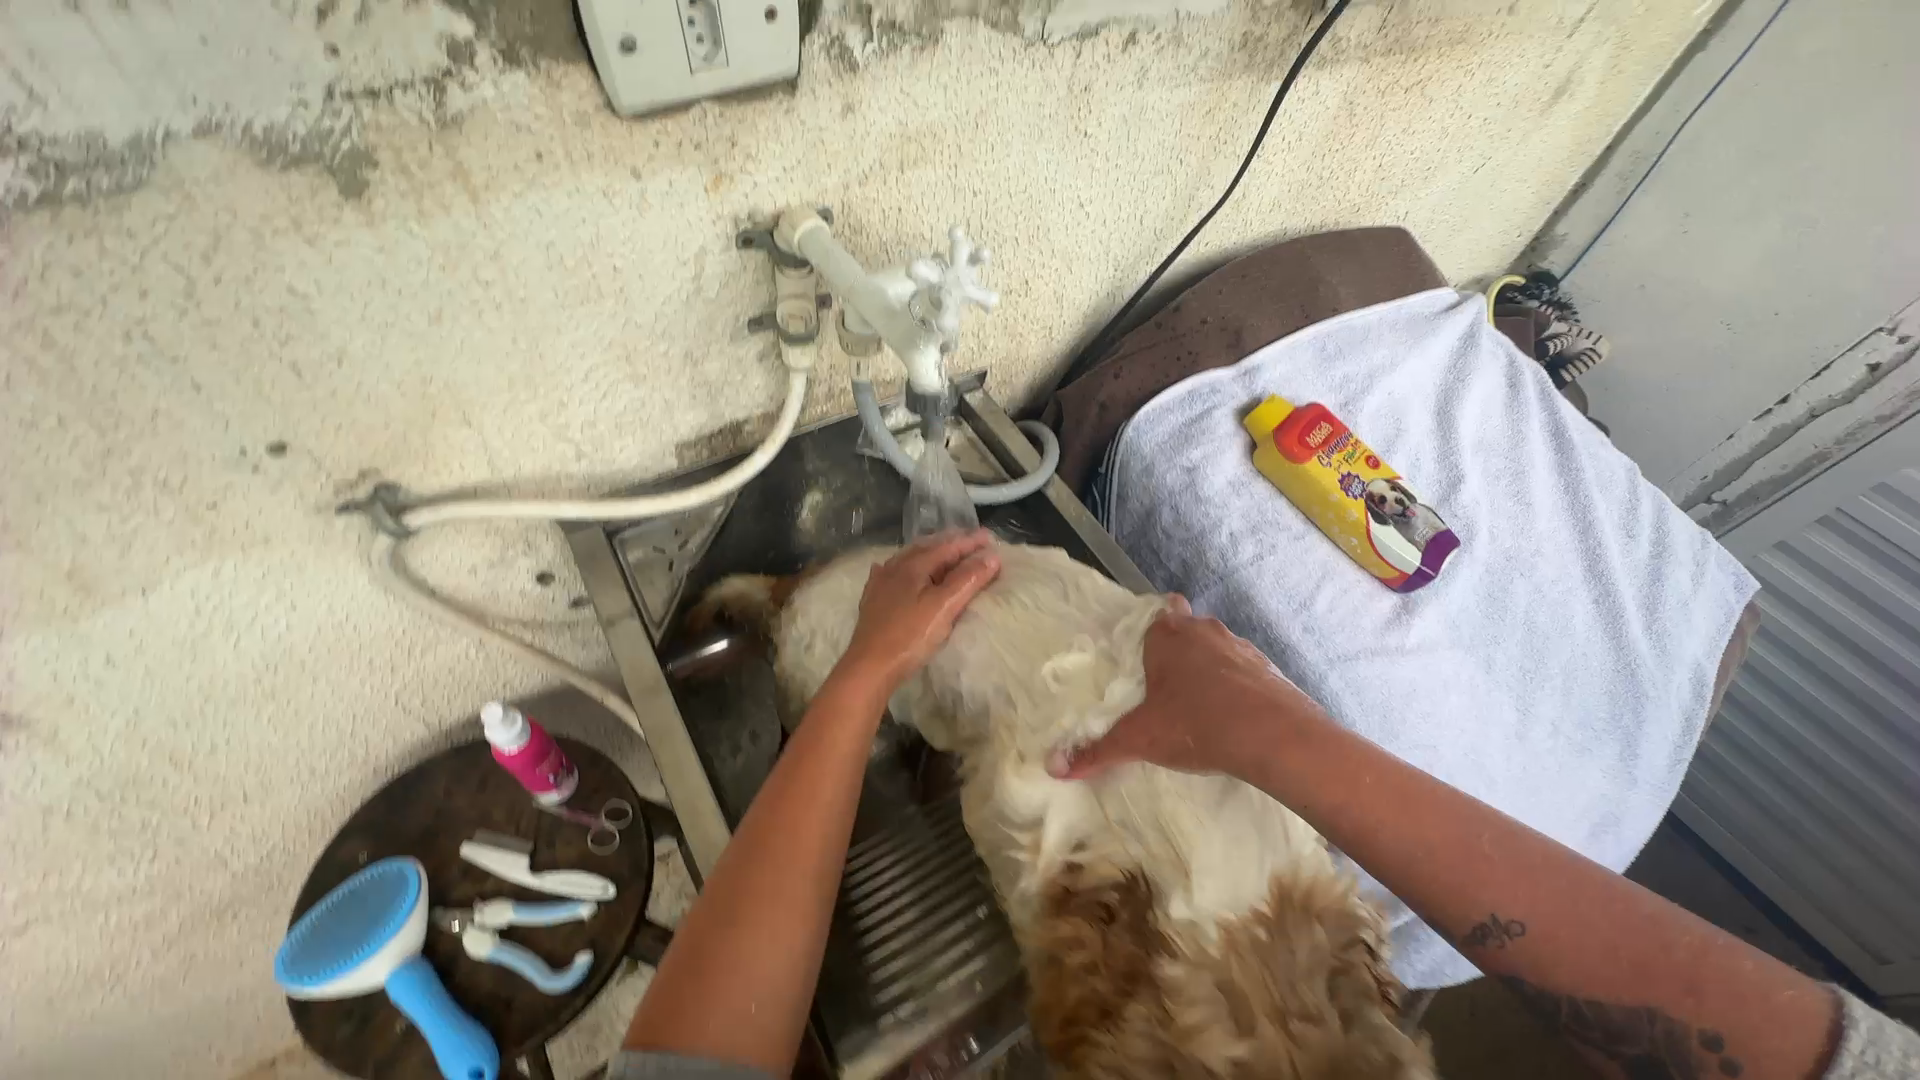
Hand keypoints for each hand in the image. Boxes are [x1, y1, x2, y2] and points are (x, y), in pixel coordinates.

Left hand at [836, 530, 1001, 693]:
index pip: (948, 547)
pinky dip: (907, 568)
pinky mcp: (873, 600)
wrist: (869, 666)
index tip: (991, 537)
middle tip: (973, 541)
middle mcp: (895, 567)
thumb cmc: (910, 636)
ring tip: (944, 553)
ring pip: (909, 559)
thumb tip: (991, 555)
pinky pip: (893, 574)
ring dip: (931, 553)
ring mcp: (881, 583)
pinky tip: (897, 569)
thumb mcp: (944, 607)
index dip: (970, 542)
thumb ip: (967, 579)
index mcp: (913, 565)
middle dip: (951, 543)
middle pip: (927, 548)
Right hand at [1047, 597, 1330, 781]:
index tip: (1143, 654)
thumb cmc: (1195, 724)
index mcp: (1168, 635)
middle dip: (1177, 647)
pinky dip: (1236, 686)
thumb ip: (1097, 751)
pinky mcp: (1269, 670)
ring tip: (1196, 702)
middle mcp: (1204, 631)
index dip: (1150, 629)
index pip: (1156, 612)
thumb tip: (1053, 767)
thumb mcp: (1138, 739)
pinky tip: (1230, 715)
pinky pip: (1244, 670)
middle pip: (1187, 625)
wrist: (1274, 736)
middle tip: (1163, 681)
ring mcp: (1240, 647)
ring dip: (1208, 666)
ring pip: (1218, 646)